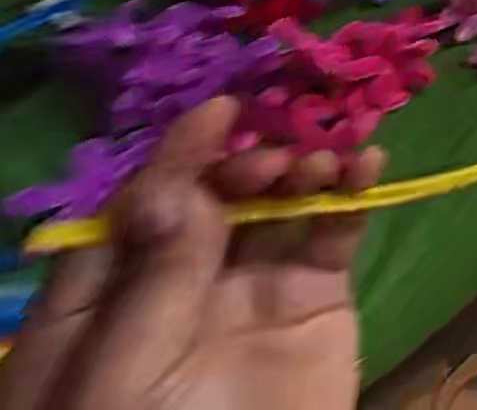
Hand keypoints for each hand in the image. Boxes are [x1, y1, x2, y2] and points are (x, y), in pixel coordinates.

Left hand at [0, 99, 383, 409]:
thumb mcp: (126, 377)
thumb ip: (155, 281)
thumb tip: (178, 187)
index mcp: (98, 316)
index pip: (132, 219)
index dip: (172, 163)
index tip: (219, 110)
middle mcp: (177, 290)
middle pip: (214, 206)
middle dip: (247, 169)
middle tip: (276, 161)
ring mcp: (253, 288)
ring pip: (280, 209)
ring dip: (305, 174)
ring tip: (326, 164)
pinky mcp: (318, 291)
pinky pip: (335, 231)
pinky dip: (353, 194)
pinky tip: (368, 169)